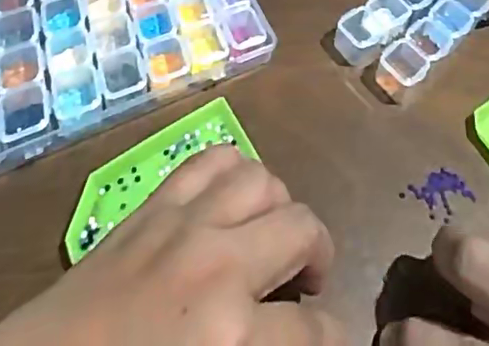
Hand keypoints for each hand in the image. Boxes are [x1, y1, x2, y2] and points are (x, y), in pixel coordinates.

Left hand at [0, 145, 342, 345]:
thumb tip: (297, 332)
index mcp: (232, 333)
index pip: (316, 329)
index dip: (334, 334)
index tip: (328, 334)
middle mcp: (218, 262)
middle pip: (301, 226)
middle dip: (319, 253)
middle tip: (305, 282)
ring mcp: (183, 221)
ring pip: (262, 178)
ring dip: (278, 205)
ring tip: (270, 233)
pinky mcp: (154, 201)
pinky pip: (209, 159)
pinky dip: (233, 171)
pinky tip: (232, 198)